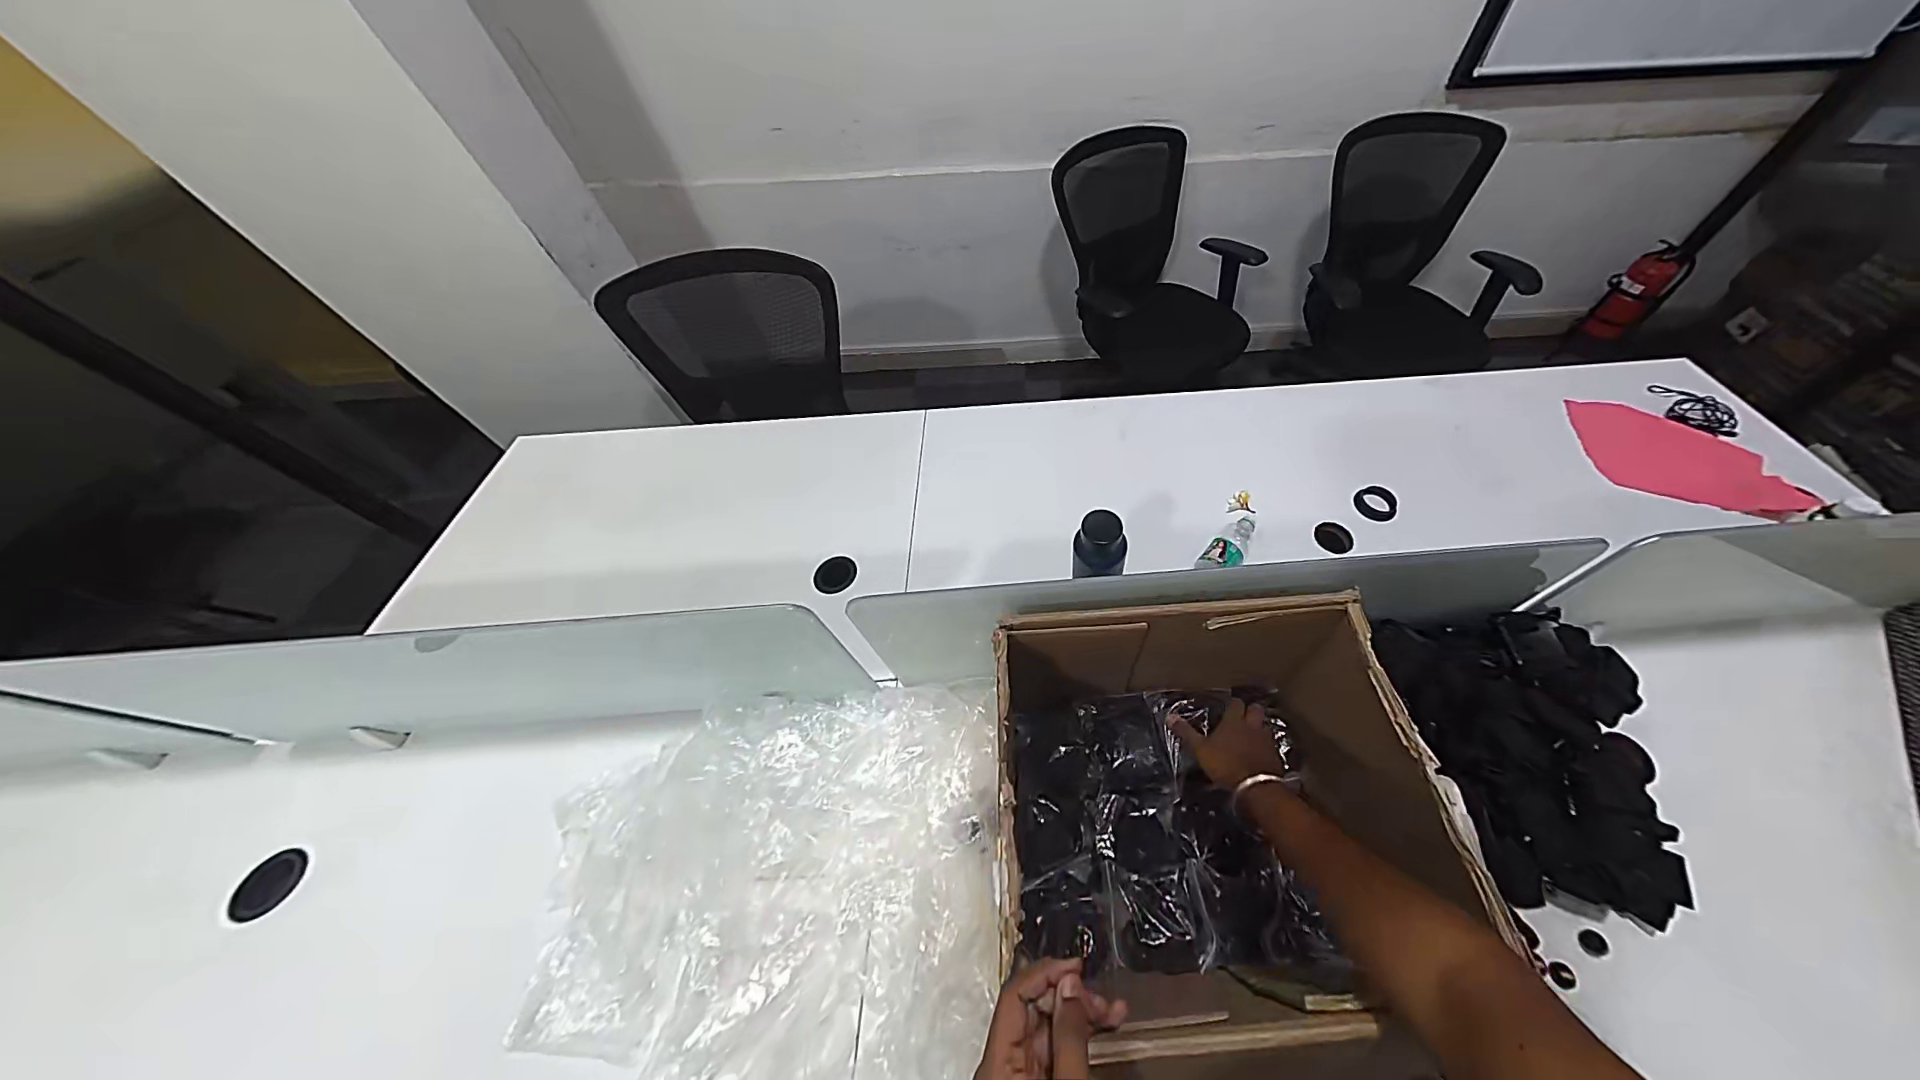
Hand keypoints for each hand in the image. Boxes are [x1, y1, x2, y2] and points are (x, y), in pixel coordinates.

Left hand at [974, 957, 1126, 1079]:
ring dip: (1080, 1015)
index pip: (1013, 997)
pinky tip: (1102, 1028)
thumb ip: (1068, 1036)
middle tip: (1105, 1000)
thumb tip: (1070, 982)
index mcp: (997, 1062)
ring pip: (1046, 1029)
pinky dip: (1077, 1038)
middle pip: (1031, 1011)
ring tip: (1114, 1012)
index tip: (1079, 965)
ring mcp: (1018, 1077)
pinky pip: (1053, 1051)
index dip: (1045, 973)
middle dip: (1070, 996)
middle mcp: (1002, 1064)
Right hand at [1166, 697, 1287, 790]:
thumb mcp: (1200, 749)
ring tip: (1250, 734)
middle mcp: (1252, 726)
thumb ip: (1186, 732)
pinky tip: (1258, 752)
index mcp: (1233, 721)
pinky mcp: (1275, 755)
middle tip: (1242, 716)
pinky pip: (1270, 743)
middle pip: (1255, 709)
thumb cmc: (1225, 764)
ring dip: (1258, 727)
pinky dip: (1264, 745)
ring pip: (1264, 725)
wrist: (1256, 787)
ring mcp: (1266, 740)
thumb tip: (1170, 716)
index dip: (1231, 704)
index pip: (1235, 703)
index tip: (1226, 707)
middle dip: (1249, 710)